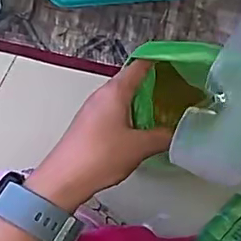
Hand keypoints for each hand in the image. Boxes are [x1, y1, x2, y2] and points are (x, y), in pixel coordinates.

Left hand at [27, 61, 173, 210]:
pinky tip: (139, 128)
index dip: (157, 61)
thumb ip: (162, 137)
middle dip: (152, 84)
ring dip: (140, 101)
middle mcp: (102, 95)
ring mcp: (92, 109)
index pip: (139, 66)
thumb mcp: (139, 147)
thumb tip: (176, 133)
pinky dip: (128, 114)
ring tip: (161, 111)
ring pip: (121, 97)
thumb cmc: (99, 156)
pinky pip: (112, 111)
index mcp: (115, 91)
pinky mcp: (88, 124)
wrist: (64, 179)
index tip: (174, 61)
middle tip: (174, 89)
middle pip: (130, 80)